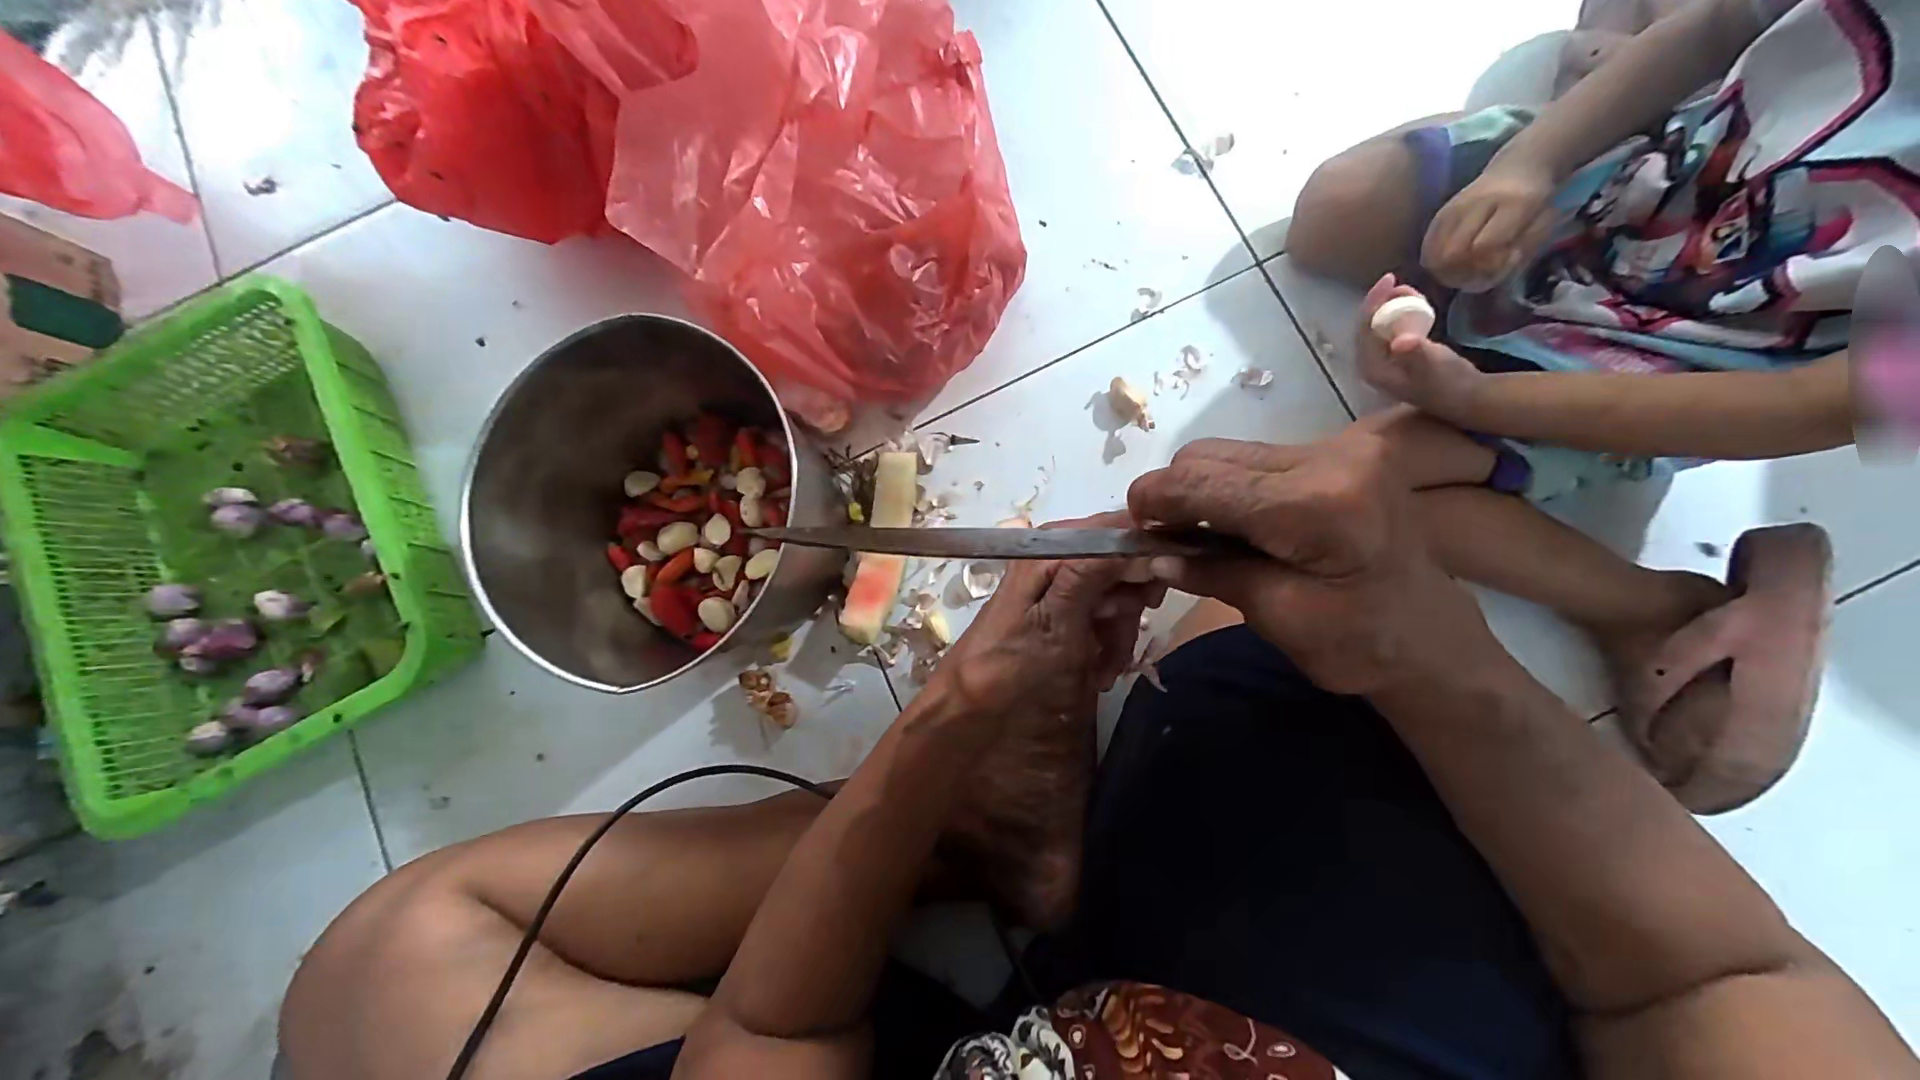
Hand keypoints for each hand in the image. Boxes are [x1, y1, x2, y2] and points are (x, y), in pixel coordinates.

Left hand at [932, 513, 1161, 721]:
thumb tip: (1134, 533)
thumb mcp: (1055, 623)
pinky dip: (1112, 645)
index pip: (1116, 527)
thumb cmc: (1012, 667)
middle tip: (1119, 638)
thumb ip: (1090, 574)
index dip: (1144, 555)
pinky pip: (1109, 618)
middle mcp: (1060, 558)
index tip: (1152, 594)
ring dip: (1121, 632)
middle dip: (1131, 602)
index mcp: (1051, 548)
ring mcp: (1066, 588)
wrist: (978, 712)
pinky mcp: (1070, 616)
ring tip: (1104, 667)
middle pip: (1124, 561)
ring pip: (1122, 594)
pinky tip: (1100, 671)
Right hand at [1127, 430, 1498, 696]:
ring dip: (1197, 491)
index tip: (1129, 530)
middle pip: (1208, 456)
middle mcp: (1331, 458)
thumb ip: (1211, 573)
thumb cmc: (1362, 646)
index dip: (1153, 501)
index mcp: (1318, 504)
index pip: (1205, 482)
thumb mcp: (1276, 616)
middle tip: (1159, 540)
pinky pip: (1254, 460)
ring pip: (1227, 453)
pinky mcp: (1338, 455)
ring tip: (1195, 537)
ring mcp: (1339, 450)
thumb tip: (1151, 553)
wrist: (1435, 643)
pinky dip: (1225, 489)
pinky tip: (1229, 526)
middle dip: (1171, 495)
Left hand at [1357, 274, 1484, 420]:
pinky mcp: (1396, 359)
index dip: (1374, 302)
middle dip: (1382, 302)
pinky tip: (1416, 306)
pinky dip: (1401, 316)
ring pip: (1380, 327)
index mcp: (1371, 367)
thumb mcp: (1433, 363)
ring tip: (1410, 290)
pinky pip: (1391, 331)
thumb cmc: (1448, 381)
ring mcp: (1383, 362)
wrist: (1464, 397)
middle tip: (1400, 282)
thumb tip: (1402, 341)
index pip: (1364, 329)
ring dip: (1392, 307)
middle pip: (1368, 326)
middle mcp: (1371, 365)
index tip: (1389, 279)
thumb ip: (1416, 351)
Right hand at [1421, 153, 1557, 290]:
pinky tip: (1453, 266)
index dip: (1491, 265)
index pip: (1484, 246)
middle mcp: (1474, 204)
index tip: (1506, 261)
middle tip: (1482, 274)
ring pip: (1433, 258)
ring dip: (1448, 275)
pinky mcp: (1436, 220)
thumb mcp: (1542, 223)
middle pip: (1450, 255)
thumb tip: (1493, 270)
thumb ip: (1520, 250)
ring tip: (1467, 273)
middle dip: (1465, 274)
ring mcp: (1450, 211)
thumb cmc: (1534, 201)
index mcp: (1511, 203)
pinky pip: (1427, 254)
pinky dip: (1438, 267)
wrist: (1517, 168)